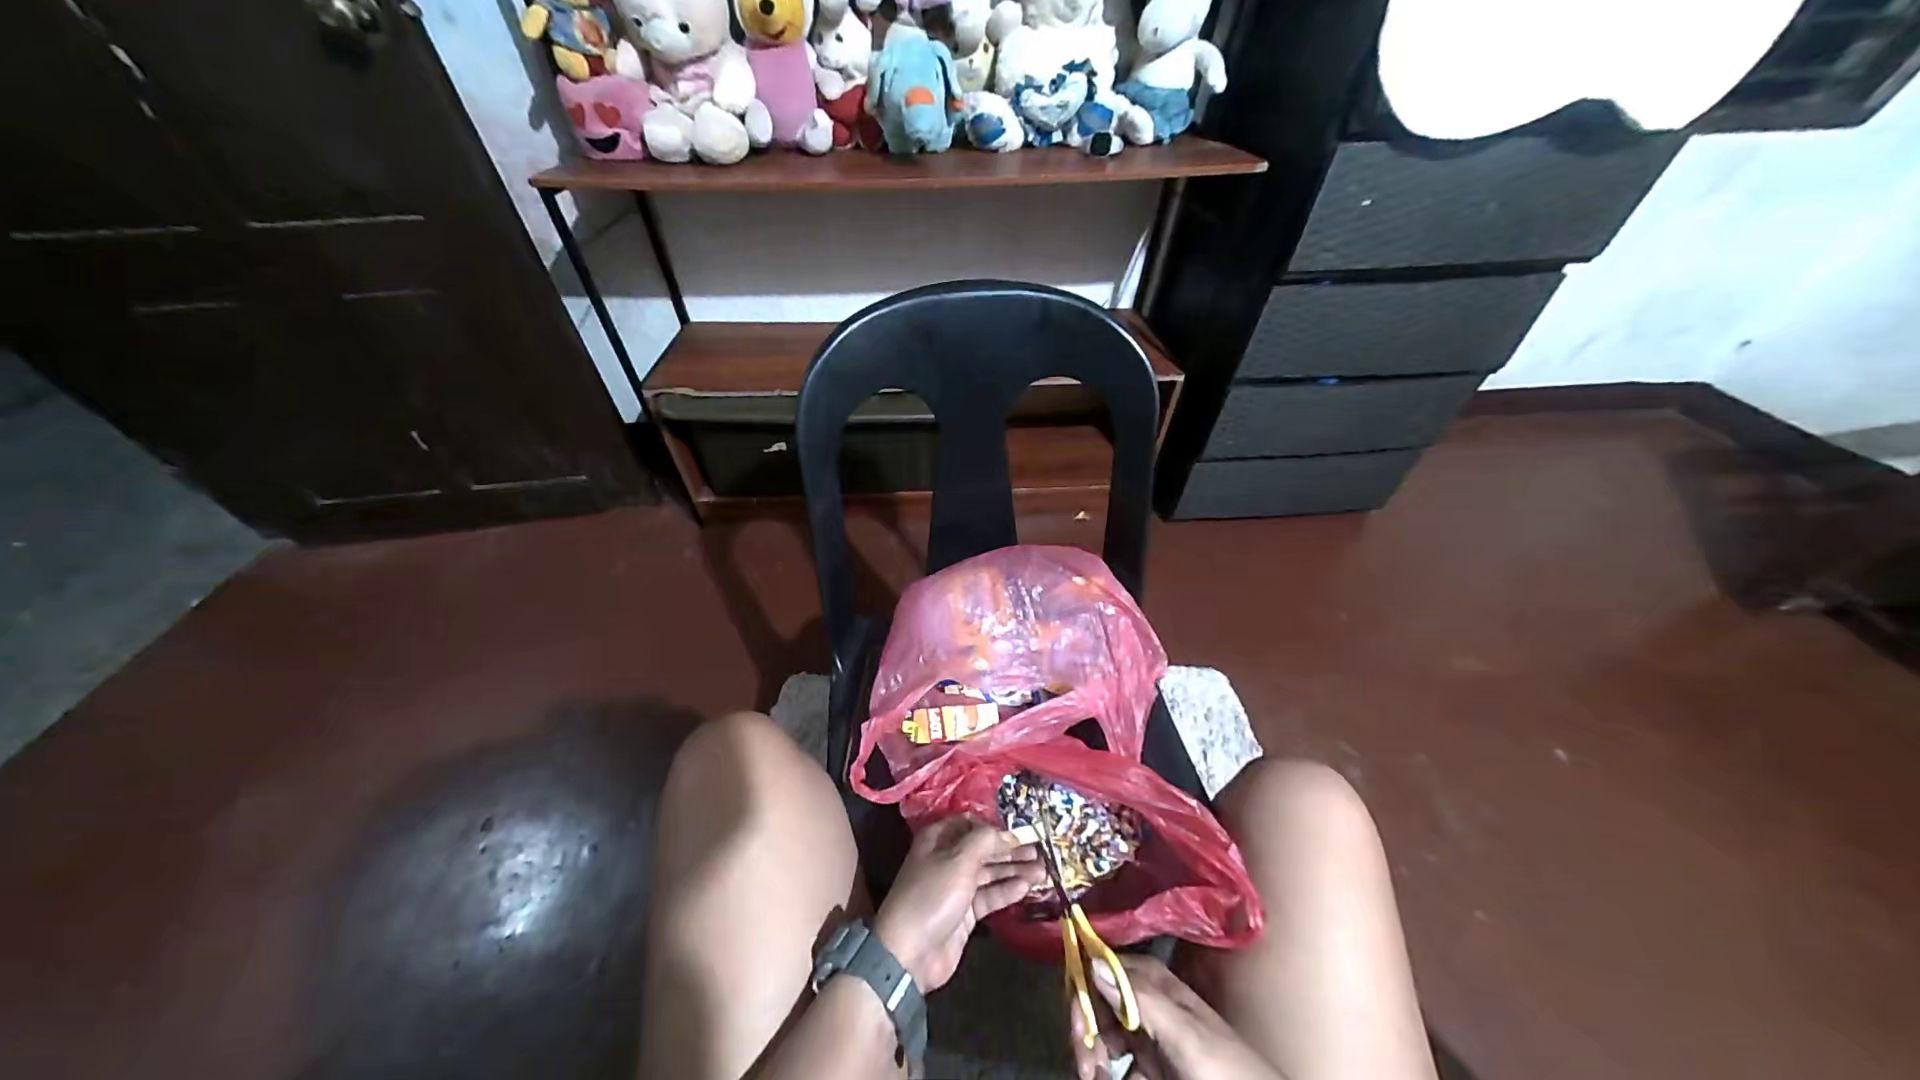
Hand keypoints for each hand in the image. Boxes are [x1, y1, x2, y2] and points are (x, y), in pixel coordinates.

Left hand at [873, 817, 1045, 991]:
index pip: (970, 824)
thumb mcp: (958, 860)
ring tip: (1042, 871)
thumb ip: (985, 842)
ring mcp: (955, 887)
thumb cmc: (932, 896)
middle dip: (1010, 849)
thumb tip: (1007, 833)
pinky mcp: (964, 912)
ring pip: (989, 873)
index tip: (1020, 830)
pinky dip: (1006, 891)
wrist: (909, 953)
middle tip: (1039, 851)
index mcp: (938, 840)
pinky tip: (1026, 888)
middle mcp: (947, 859)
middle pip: (983, 849)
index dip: (994, 826)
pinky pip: (989, 896)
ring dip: (1014, 870)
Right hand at [1072, 955, 1282, 1079]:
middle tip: (1088, 1068)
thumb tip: (1093, 962)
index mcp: (1153, 981)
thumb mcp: (1185, 1036)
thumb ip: (1140, 998)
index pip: (1101, 968)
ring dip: (1092, 1056)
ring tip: (1096, 1078)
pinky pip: (1115, 1061)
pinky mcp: (1149, 1065)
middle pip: (1096, 1001)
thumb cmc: (1224, 1073)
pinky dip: (1105, 1071)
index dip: (1084, 992)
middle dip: (1086, 1032)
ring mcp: (1147, 1033)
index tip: (1080, 1029)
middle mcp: (1145, 999)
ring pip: (1101, 1033)